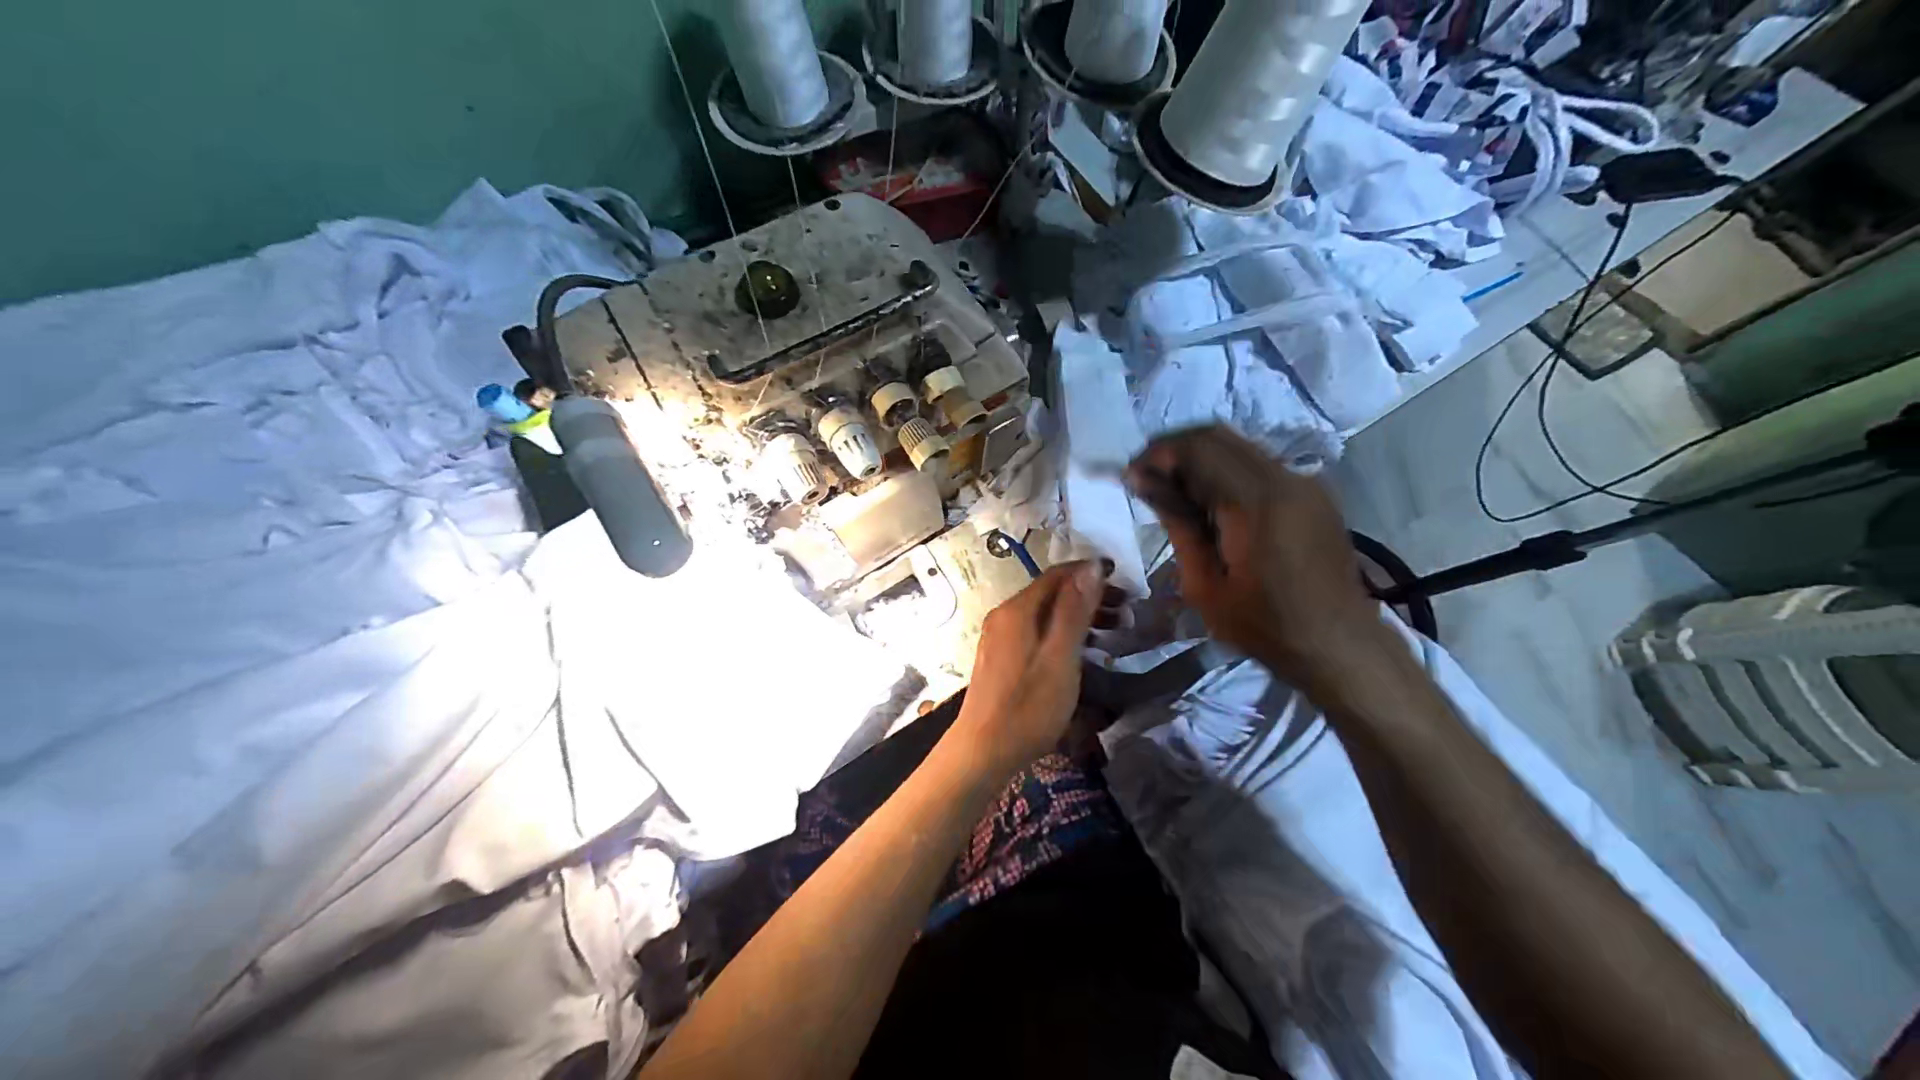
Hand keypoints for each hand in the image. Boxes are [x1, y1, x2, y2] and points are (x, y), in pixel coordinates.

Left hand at [953, 561, 1106, 773]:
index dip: (1091, 573)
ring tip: (1113, 632)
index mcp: (1017, 610)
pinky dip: (1062, 632)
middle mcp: (1004, 616)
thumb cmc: (1028, 707)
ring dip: (1079, 616)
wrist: (983, 751)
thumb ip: (1075, 611)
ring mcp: (999, 637)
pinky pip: (1036, 631)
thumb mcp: (1060, 658)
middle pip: (1051, 593)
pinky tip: (1083, 651)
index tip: (1125, 583)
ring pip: (1045, 613)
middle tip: (1126, 613)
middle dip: (1090, 596)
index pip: (1058, 574)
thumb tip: (1091, 566)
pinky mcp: (1001, 657)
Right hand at [1127, 426, 1381, 692]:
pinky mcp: (1313, 492)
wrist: (1339, 645)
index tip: (1130, 478)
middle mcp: (1285, 478)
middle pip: (1217, 437)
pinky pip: (1258, 464)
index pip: (1197, 449)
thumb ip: (1178, 523)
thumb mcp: (1204, 584)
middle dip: (1174, 451)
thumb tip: (1142, 481)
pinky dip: (1225, 470)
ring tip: (1172, 492)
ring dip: (1199, 459)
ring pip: (1238, 446)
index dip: (1156, 456)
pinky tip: (1210, 502)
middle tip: (1145, 480)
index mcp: (1257, 503)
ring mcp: (1305, 482)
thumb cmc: (1264, 625)